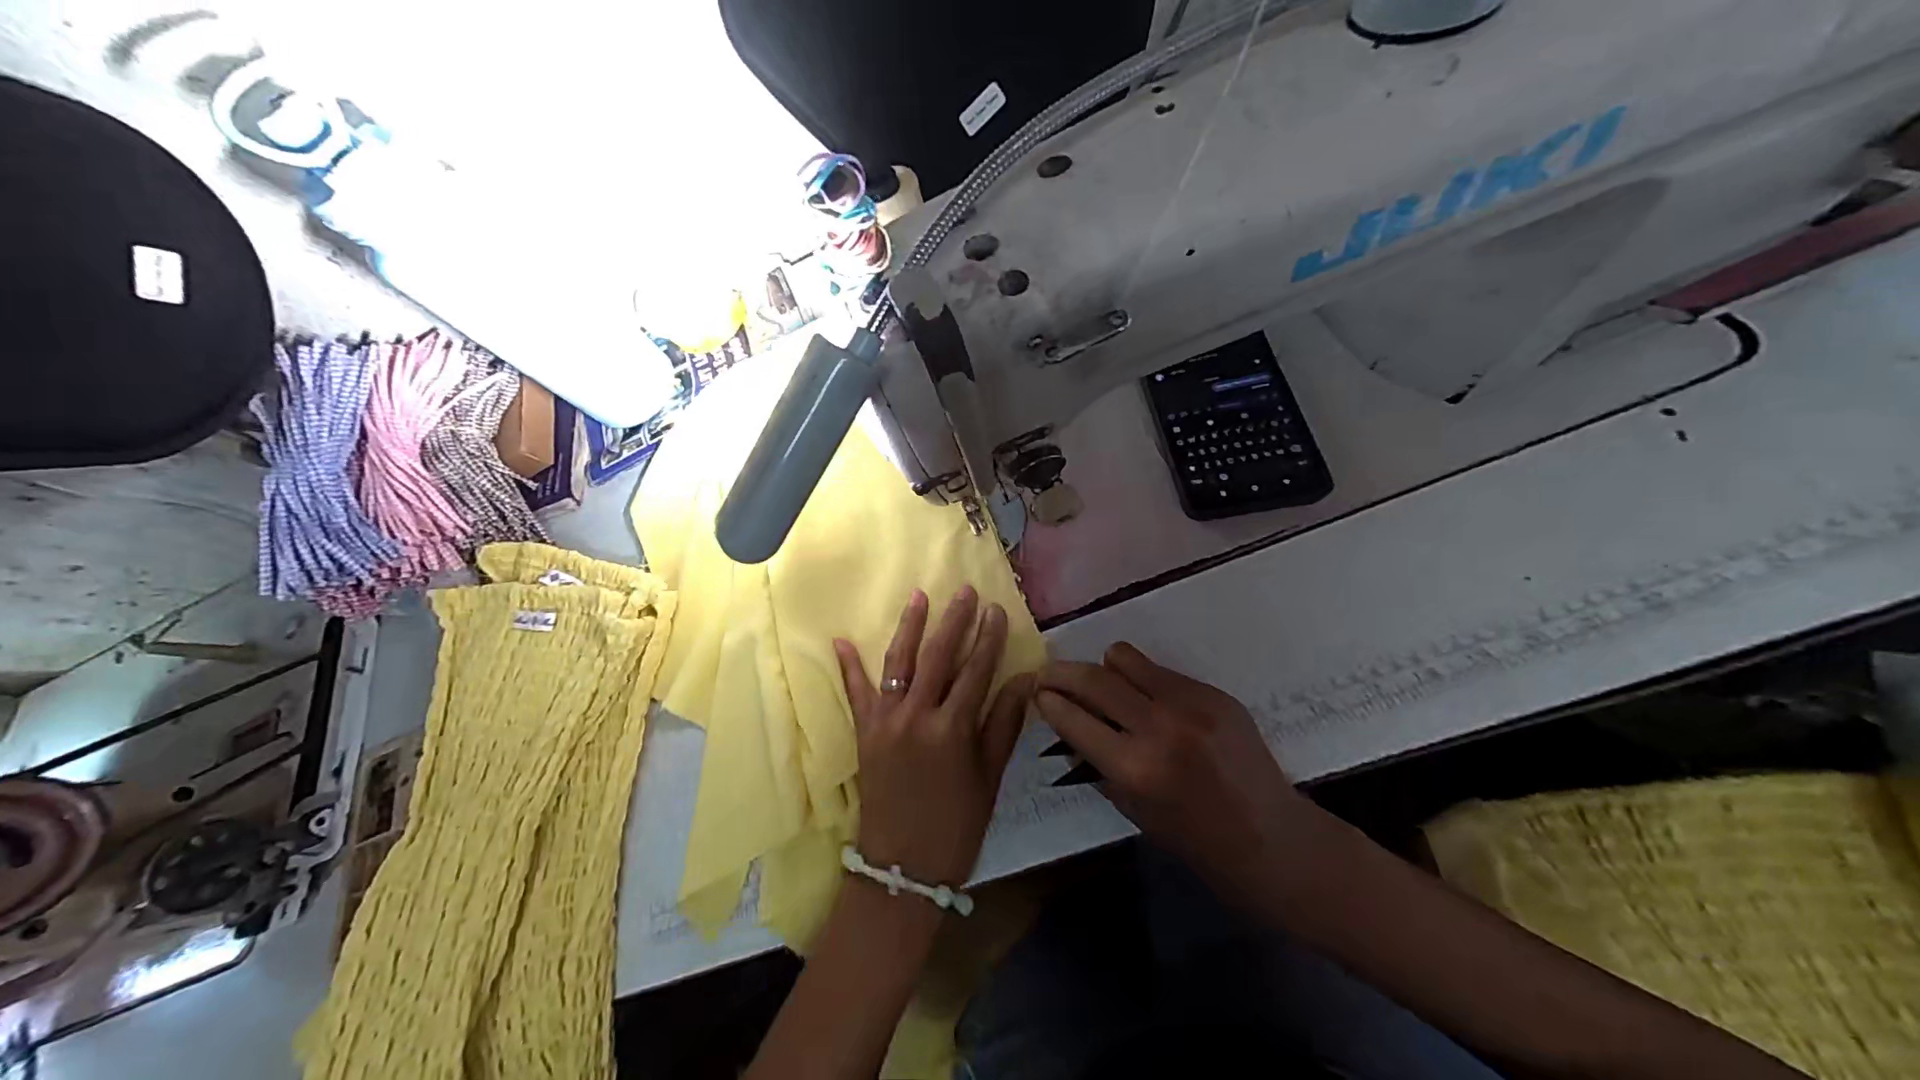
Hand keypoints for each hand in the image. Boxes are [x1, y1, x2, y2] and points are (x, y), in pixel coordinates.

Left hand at [834, 587, 1034, 887]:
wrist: (902, 866)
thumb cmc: (956, 825)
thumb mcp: (989, 777)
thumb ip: (1004, 724)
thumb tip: (1025, 680)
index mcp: (953, 729)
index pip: (977, 670)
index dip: (989, 638)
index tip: (996, 609)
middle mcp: (917, 716)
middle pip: (940, 657)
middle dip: (955, 621)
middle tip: (965, 591)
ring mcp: (886, 722)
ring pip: (899, 664)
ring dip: (910, 628)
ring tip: (918, 596)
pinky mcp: (864, 733)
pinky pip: (855, 693)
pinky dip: (848, 667)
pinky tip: (841, 640)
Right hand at [1035, 642, 1308, 902]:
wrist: (1272, 839)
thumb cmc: (1194, 840)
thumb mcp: (1132, 809)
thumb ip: (1097, 763)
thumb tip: (1068, 726)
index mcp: (1133, 769)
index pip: (1073, 718)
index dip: (1048, 701)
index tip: (1036, 692)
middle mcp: (1158, 728)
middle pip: (1093, 679)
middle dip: (1061, 673)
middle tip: (1049, 674)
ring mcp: (1190, 705)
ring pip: (1124, 659)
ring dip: (1104, 669)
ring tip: (1104, 685)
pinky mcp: (1214, 694)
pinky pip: (1161, 671)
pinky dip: (1143, 680)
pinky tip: (1148, 701)